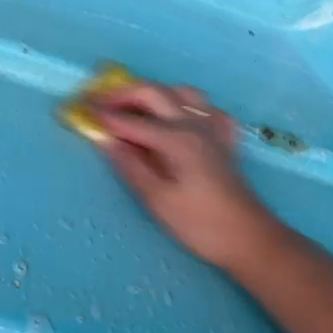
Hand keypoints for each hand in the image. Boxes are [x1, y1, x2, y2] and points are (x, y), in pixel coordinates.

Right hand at [88, 83, 281, 270]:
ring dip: (155, 93)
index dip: (104, 116)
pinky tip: (181, 117)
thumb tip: (106, 141)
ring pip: (181, 92)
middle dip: (124, 94)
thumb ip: (131, 166)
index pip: (131, 121)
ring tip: (136, 106)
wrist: (250, 239)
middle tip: (101, 103)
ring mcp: (212, 128)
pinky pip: (206, 109)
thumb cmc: (200, 225)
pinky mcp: (224, 139)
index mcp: (175, 139)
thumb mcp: (158, 200)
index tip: (82, 111)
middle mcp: (193, 124)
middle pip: (154, 93)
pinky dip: (188, 105)